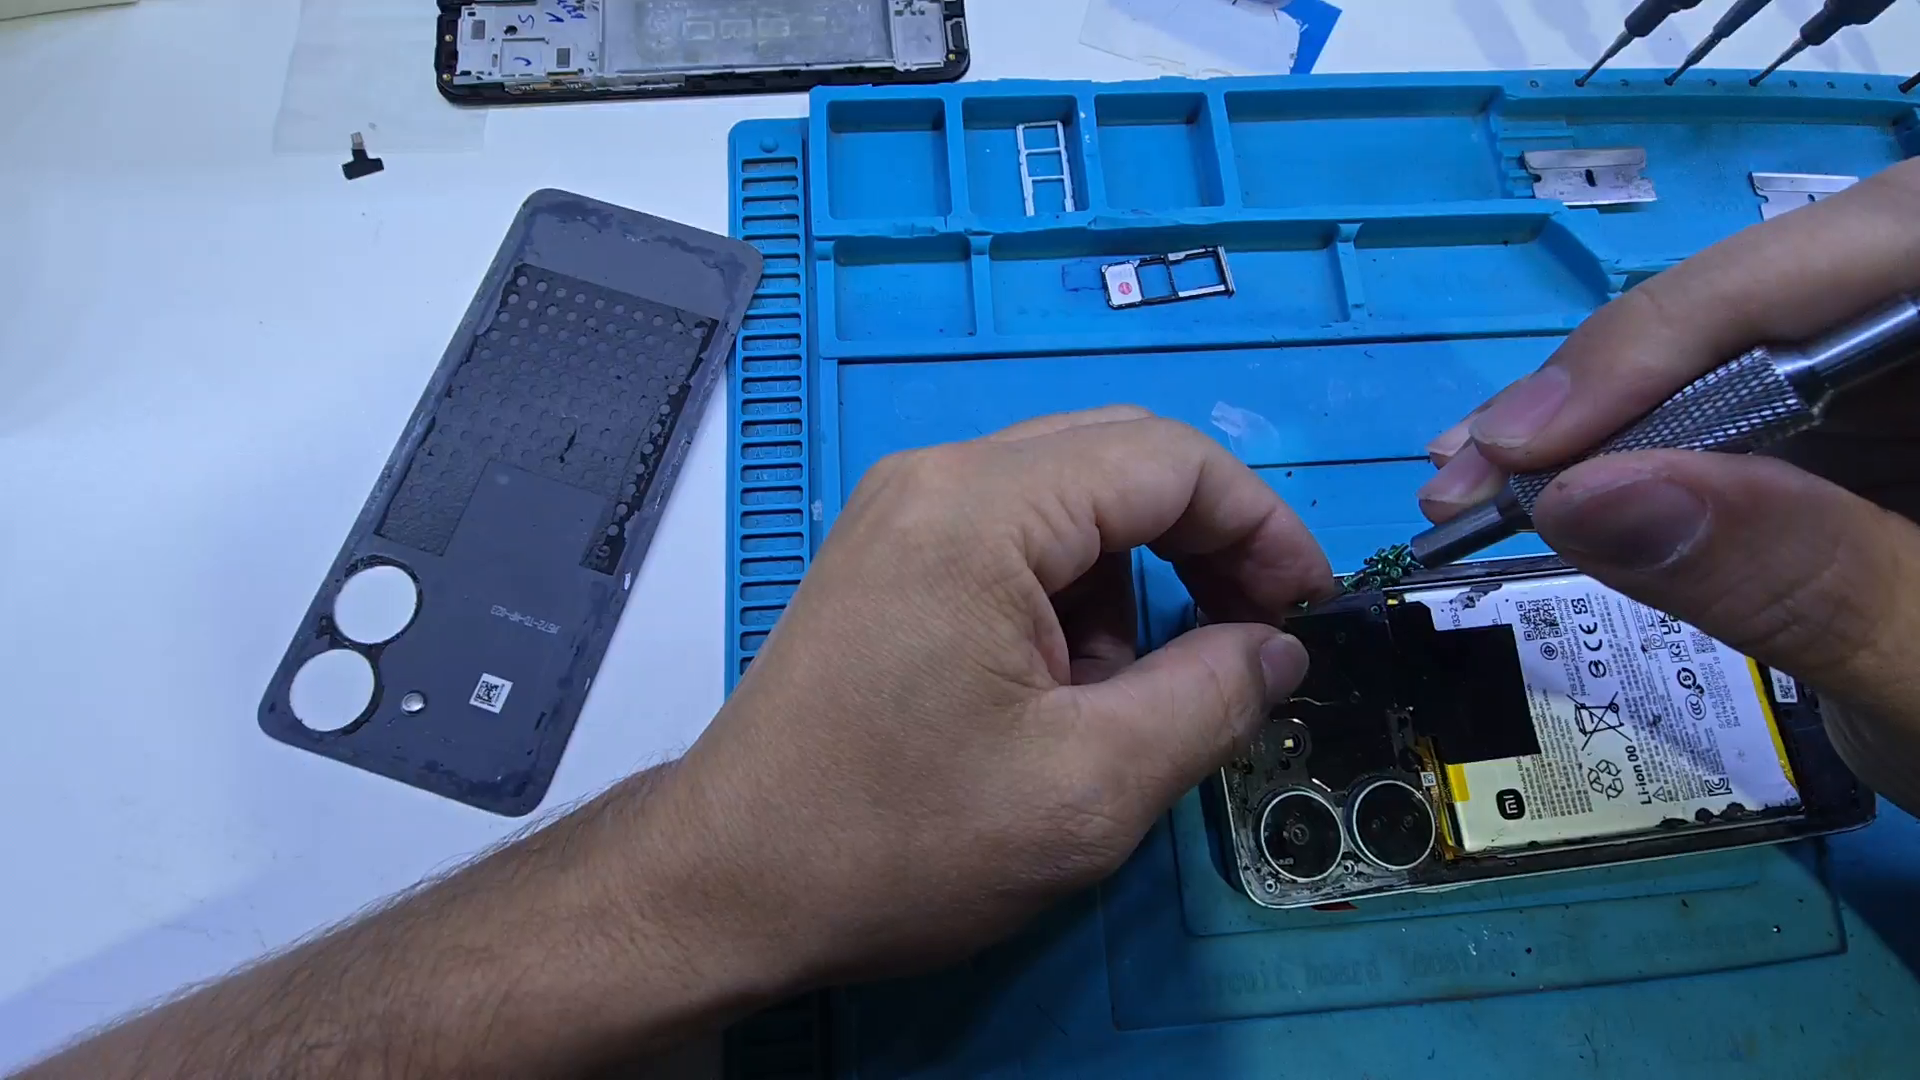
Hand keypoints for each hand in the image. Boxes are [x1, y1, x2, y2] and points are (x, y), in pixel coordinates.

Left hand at [658, 407, 1332, 984]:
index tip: (1302, 610)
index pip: (1166, 458)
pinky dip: (1068, 594)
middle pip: (1117, 461)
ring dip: (1128, 581)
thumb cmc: (898, 840)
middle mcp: (937, 477)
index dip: (1260, 524)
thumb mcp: (1087, 786)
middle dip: (1202, 541)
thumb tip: (1277, 648)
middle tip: (1246, 636)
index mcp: (980, 506)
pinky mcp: (891, 552)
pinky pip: (1015, 537)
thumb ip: (1210, 699)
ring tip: (1121, 690)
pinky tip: (1055, 680)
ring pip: (1069, 502)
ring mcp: (904, 509)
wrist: (729, 878)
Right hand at [1417, 158, 1919, 812]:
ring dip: (1579, 415)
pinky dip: (1601, 446)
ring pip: (1717, 344)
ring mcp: (1899, 373)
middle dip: (1607, 375)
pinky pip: (1700, 403)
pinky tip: (1522, 481)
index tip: (1542, 434)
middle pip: (1780, 288)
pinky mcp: (1840, 418)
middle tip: (1475, 464)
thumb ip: (1796, 580)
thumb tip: (1578, 498)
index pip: (1889, 242)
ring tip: (1468, 482)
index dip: (1694, 318)